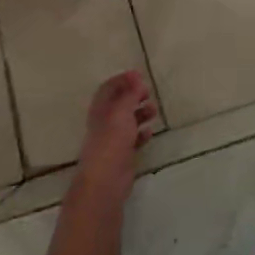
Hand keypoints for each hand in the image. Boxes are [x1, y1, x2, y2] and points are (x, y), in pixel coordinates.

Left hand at [75, 70, 157, 194]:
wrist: (106, 179)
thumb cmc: (112, 141)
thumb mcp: (121, 112)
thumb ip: (129, 95)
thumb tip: (136, 78)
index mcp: (100, 109)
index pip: (108, 88)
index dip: (122, 80)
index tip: (139, 75)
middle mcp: (105, 122)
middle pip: (119, 103)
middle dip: (133, 95)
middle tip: (148, 92)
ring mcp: (113, 139)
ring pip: (127, 120)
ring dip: (140, 113)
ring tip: (154, 110)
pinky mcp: (123, 153)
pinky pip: (133, 138)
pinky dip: (142, 132)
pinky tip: (150, 131)